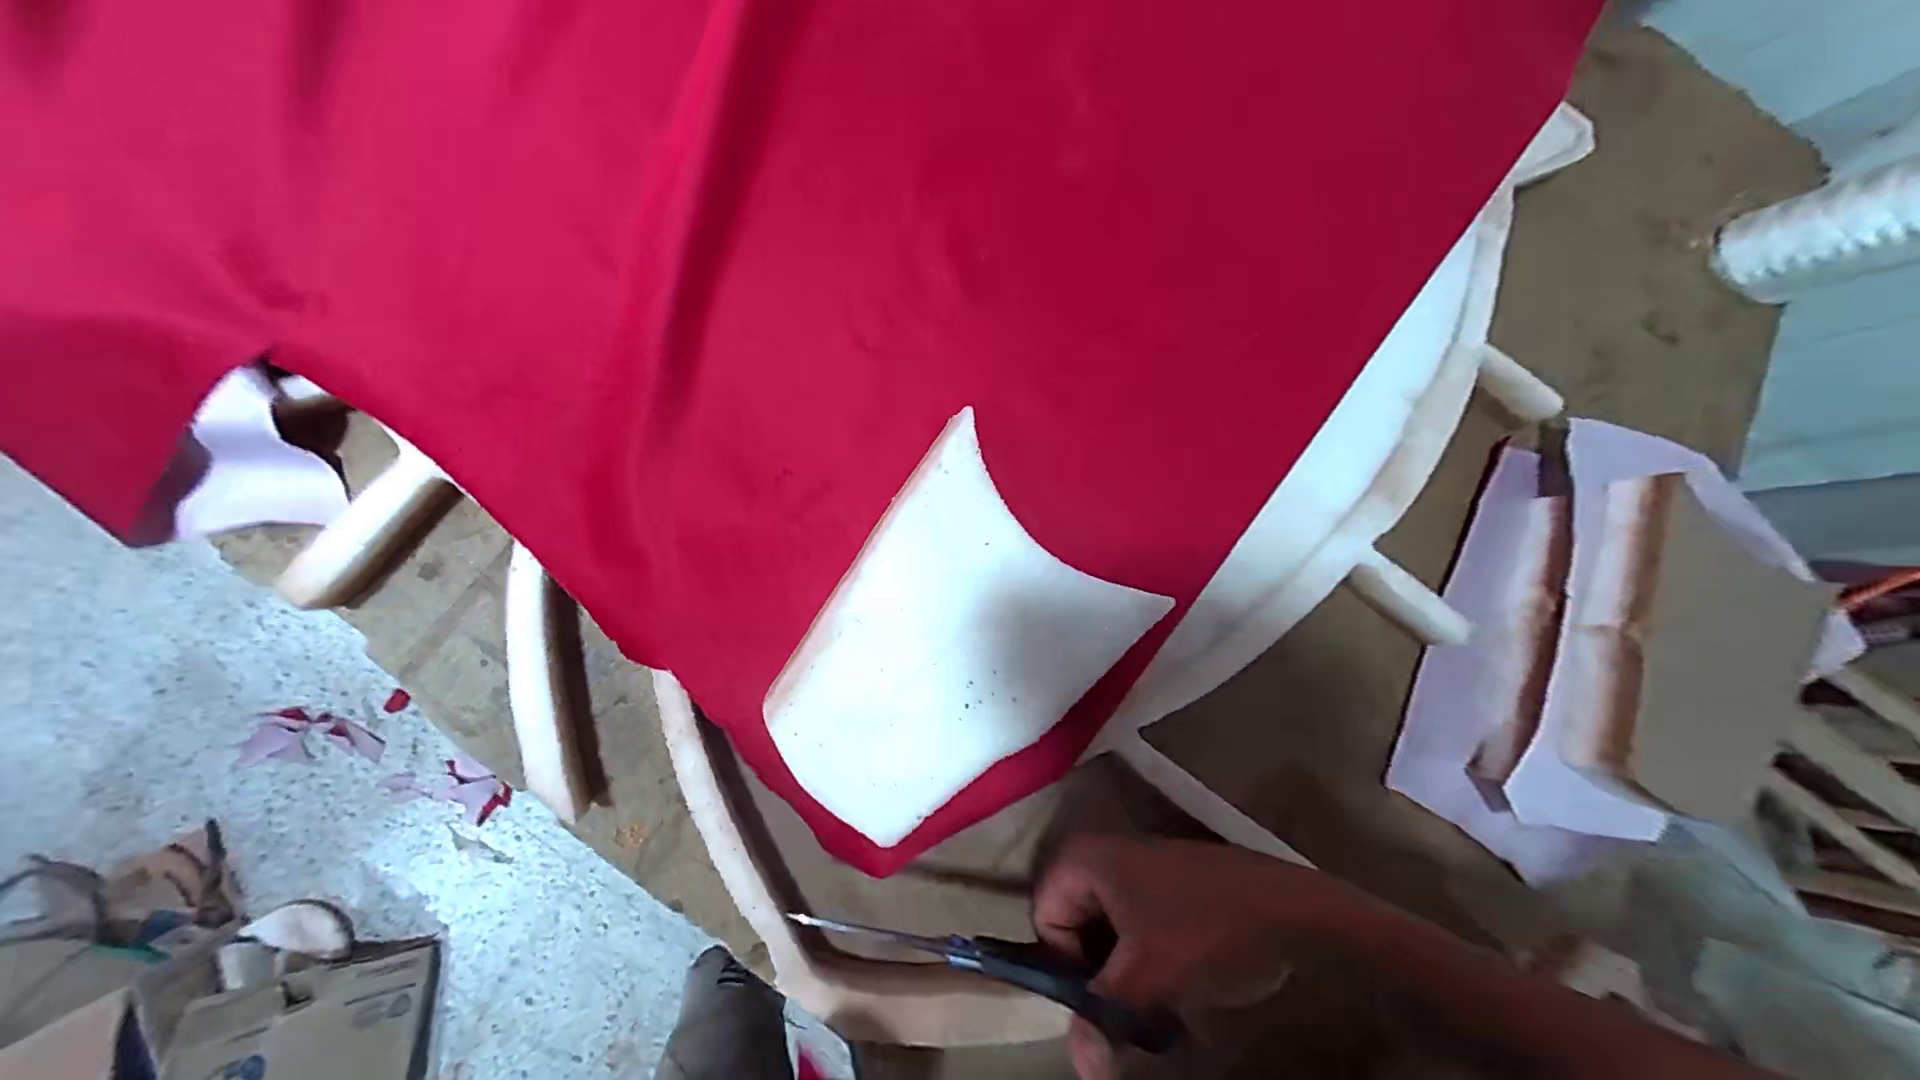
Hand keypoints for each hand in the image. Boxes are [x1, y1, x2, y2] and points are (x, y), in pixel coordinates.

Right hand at [1031, 835, 1373, 1078]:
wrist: (1291, 906)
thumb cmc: (1208, 930)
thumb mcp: (1149, 978)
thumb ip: (1104, 1019)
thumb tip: (1081, 1069)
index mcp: (1084, 858)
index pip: (1045, 921)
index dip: (1068, 969)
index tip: (1106, 1001)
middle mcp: (1102, 852)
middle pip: (1073, 925)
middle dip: (1097, 975)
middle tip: (1132, 1009)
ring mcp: (1136, 863)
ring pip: (1105, 929)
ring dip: (1123, 973)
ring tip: (1158, 1003)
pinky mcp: (1165, 880)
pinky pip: (1133, 923)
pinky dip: (1144, 957)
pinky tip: (1176, 983)